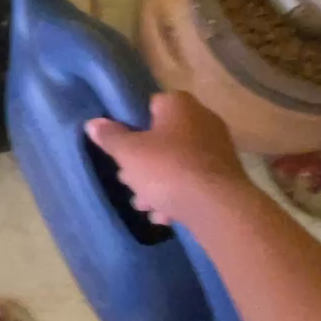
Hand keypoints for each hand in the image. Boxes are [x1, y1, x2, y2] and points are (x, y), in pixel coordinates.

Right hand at [85, 91, 251, 227]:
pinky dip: (179, 194)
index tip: (123, 149)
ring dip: (159, 183)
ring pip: (177, 162)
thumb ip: (110, 136)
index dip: (133, 127)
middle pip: (162, 137)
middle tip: (128, 181)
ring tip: (144, 205)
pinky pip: (194, 180)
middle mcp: (203, 119)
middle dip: (144, 162)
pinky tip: (165, 216)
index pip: (149, 106)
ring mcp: (218, 148)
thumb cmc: (168, 169)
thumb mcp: (129, 153)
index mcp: (179, 104)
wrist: (218, 208)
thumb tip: (93, 123)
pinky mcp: (227, 175)